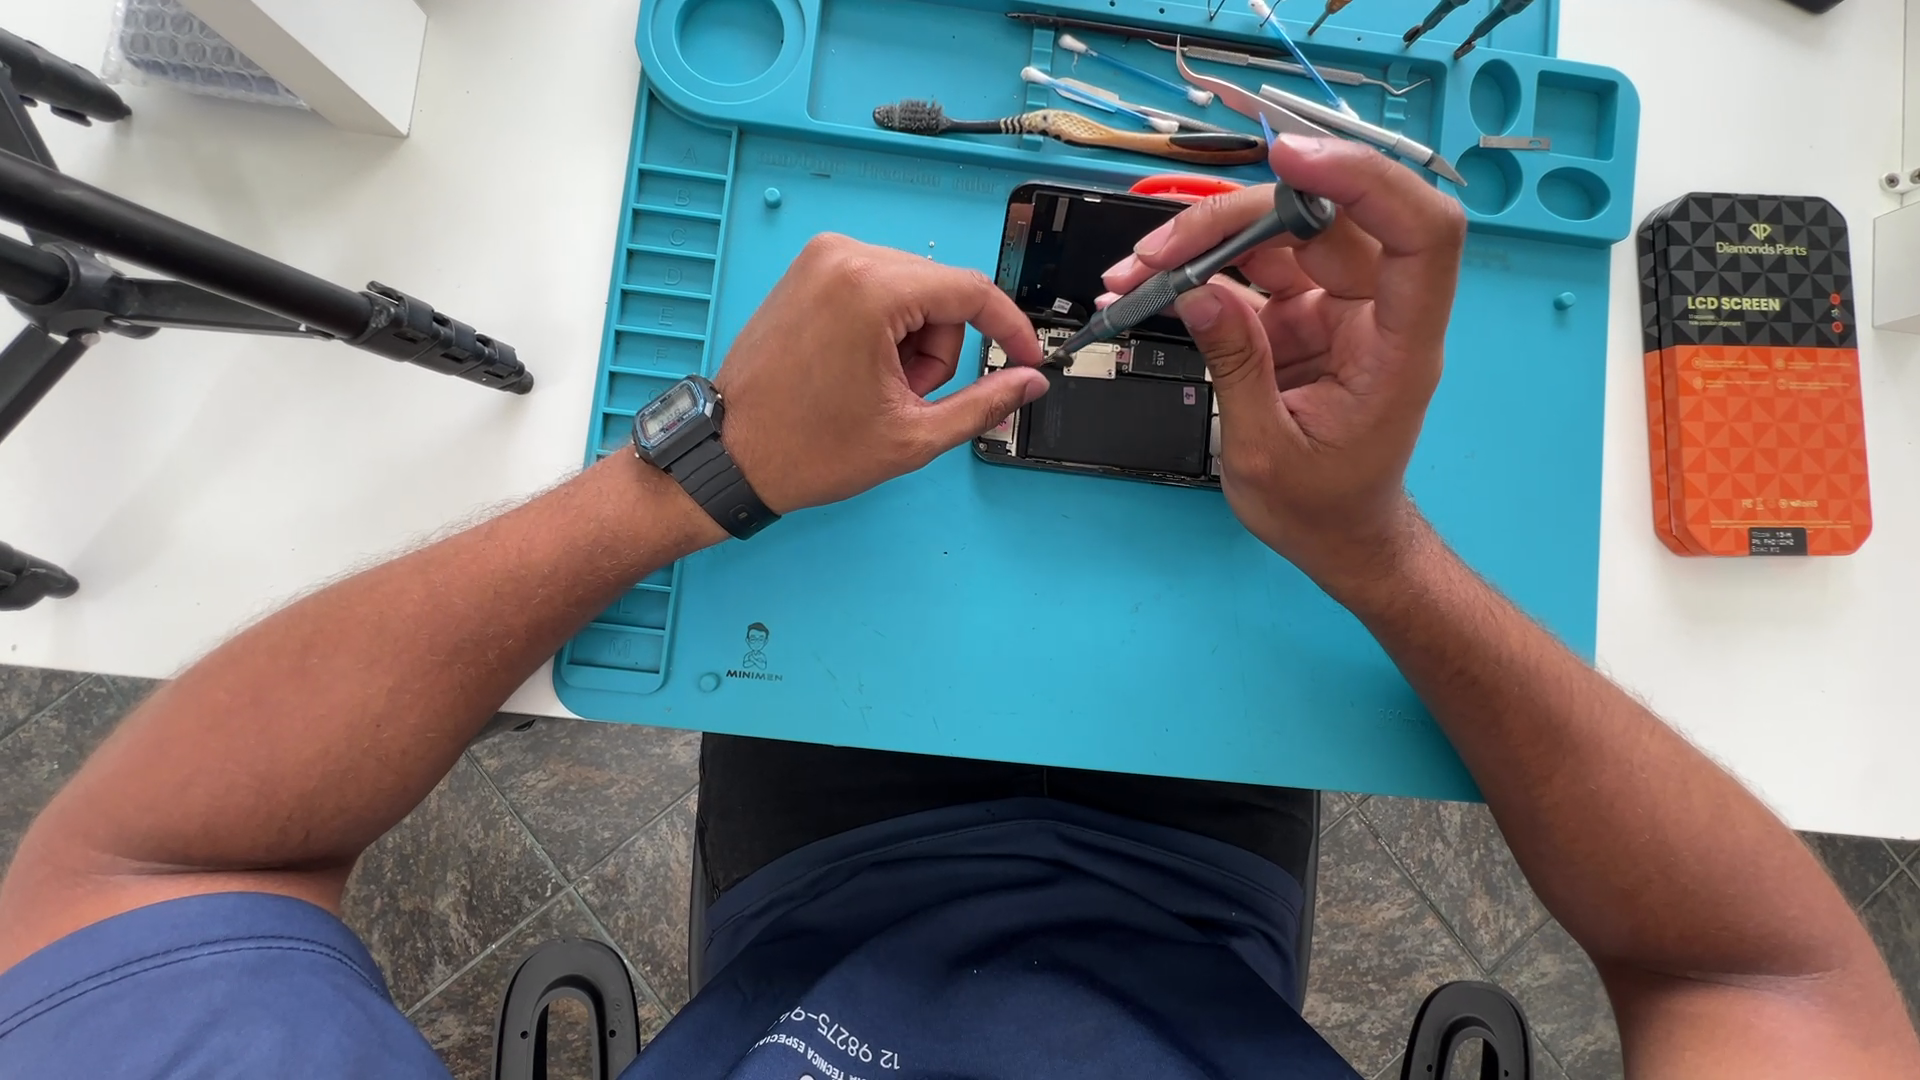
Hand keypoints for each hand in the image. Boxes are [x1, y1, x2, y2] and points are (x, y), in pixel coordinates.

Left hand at [713, 235, 1048, 513]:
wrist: (732, 457)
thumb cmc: (807, 449)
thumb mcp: (913, 435)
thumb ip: (984, 403)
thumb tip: (1028, 381)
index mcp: (870, 288)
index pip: (972, 290)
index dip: (1010, 329)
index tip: (1027, 358)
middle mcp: (844, 256)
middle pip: (941, 294)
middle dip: (940, 351)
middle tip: (907, 397)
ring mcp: (820, 260)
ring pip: (913, 294)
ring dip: (912, 345)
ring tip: (876, 389)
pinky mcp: (809, 273)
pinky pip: (878, 291)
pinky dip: (885, 332)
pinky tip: (859, 370)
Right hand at [1103, 135, 1464, 585]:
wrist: (1334, 535)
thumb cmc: (1319, 507)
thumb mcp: (1264, 447)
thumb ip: (1236, 364)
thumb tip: (1195, 292)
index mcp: (1399, 347)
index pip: (1416, 232)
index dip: (1363, 180)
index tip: (1287, 159)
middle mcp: (1376, 313)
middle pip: (1321, 225)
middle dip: (1232, 222)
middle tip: (1153, 252)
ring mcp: (1337, 311)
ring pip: (1279, 242)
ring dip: (1205, 246)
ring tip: (1136, 271)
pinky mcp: (1300, 320)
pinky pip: (1254, 276)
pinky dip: (1202, 276)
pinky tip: (1153, 286)